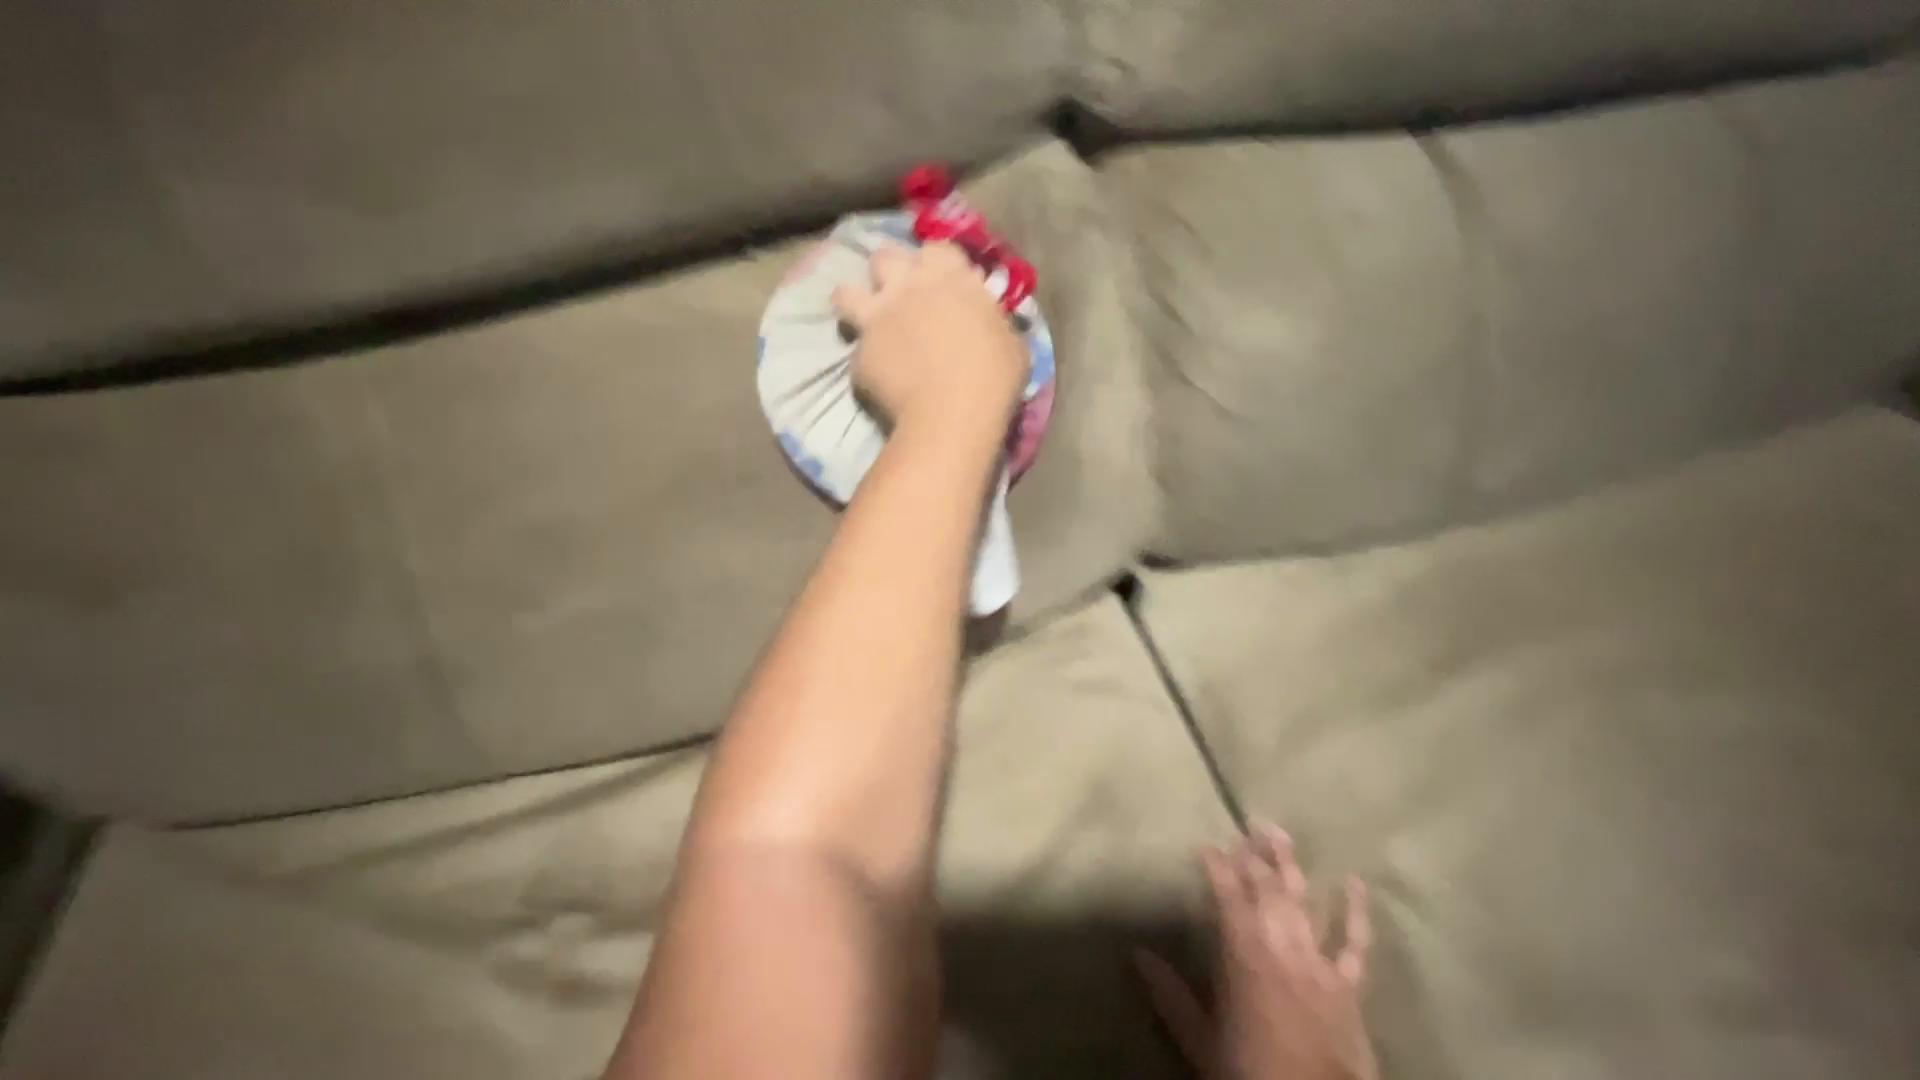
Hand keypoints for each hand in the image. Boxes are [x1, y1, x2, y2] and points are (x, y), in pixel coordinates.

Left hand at [831, 242, 1028, 436]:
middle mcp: (906, 287)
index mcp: (950, 277)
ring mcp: (876, 318)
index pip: (937, 248)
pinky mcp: (858, 355)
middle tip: (902, 295)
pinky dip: (865, 360)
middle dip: (891, 272)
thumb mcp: (1011, 342)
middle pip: (885, 257)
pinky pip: (855, 350)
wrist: (952, 414)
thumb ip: (992, 321)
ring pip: (846, 293)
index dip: (938, 263)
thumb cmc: (993, 377)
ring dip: (854, 301)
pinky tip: (878, 376)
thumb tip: (987, 321)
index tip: (945, 281)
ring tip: (865, 320)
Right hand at [1136, 824, 1377, 1079]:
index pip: (1227, 897)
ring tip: (1279, 834)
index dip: (1216, 867)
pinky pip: (1354, 943)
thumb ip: (1170, 994)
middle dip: (1253, 857)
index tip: (1205, 844)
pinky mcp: (1348, 985)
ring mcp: (1318, 963)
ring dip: (1290, 866)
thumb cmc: (1249, 1070)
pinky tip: (1354, 882)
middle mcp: (1281, 948)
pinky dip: (1355, 912)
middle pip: (1266, 891)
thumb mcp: (1199, 1038)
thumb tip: (1138, 955)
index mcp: (1243, 956)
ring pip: (1303, 903)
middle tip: (1244, 828)